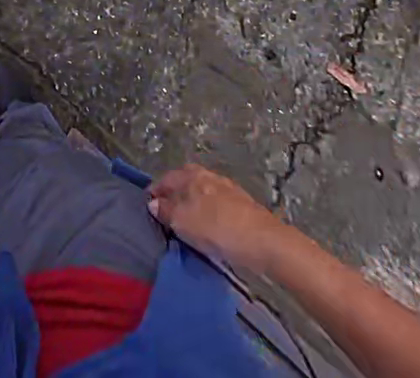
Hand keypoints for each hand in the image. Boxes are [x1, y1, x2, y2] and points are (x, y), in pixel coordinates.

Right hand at [147, 164, 290, 274]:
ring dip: (196, 207)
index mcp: (189, 175)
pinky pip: (220, 208)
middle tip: (171, 217)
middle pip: (185, 185)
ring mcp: (230, 190)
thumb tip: (153, 204)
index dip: (155, 194)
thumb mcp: (182, 222)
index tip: (150, 210)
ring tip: (193, 226)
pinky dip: (213, 216)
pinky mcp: (246, 207)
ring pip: (204, 196)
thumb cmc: (218, 228)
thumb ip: (164, 211)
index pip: (164, 180)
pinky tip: (214, 230)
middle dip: (177, 198)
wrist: (269, 244)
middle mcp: (208, 176)